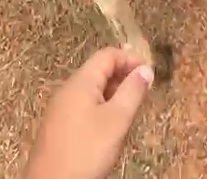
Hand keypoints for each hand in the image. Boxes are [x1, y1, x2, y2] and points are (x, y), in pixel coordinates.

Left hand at [24, 47, 155, 178]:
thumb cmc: (87, 151)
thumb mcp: (117, 120)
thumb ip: (133, 91)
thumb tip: (146, 69)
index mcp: (80, 82)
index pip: (107, 55)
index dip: (130, 58)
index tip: (149, 72)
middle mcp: (67, 91)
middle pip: (98, 71)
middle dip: (122, 76)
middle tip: (142, 91)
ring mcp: (58, 110)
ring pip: (90, 91)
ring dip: (112, 94)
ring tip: (129, 110)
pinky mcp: (56, 129)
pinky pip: (82, 107)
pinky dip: (100, 108)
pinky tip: (108, 128)